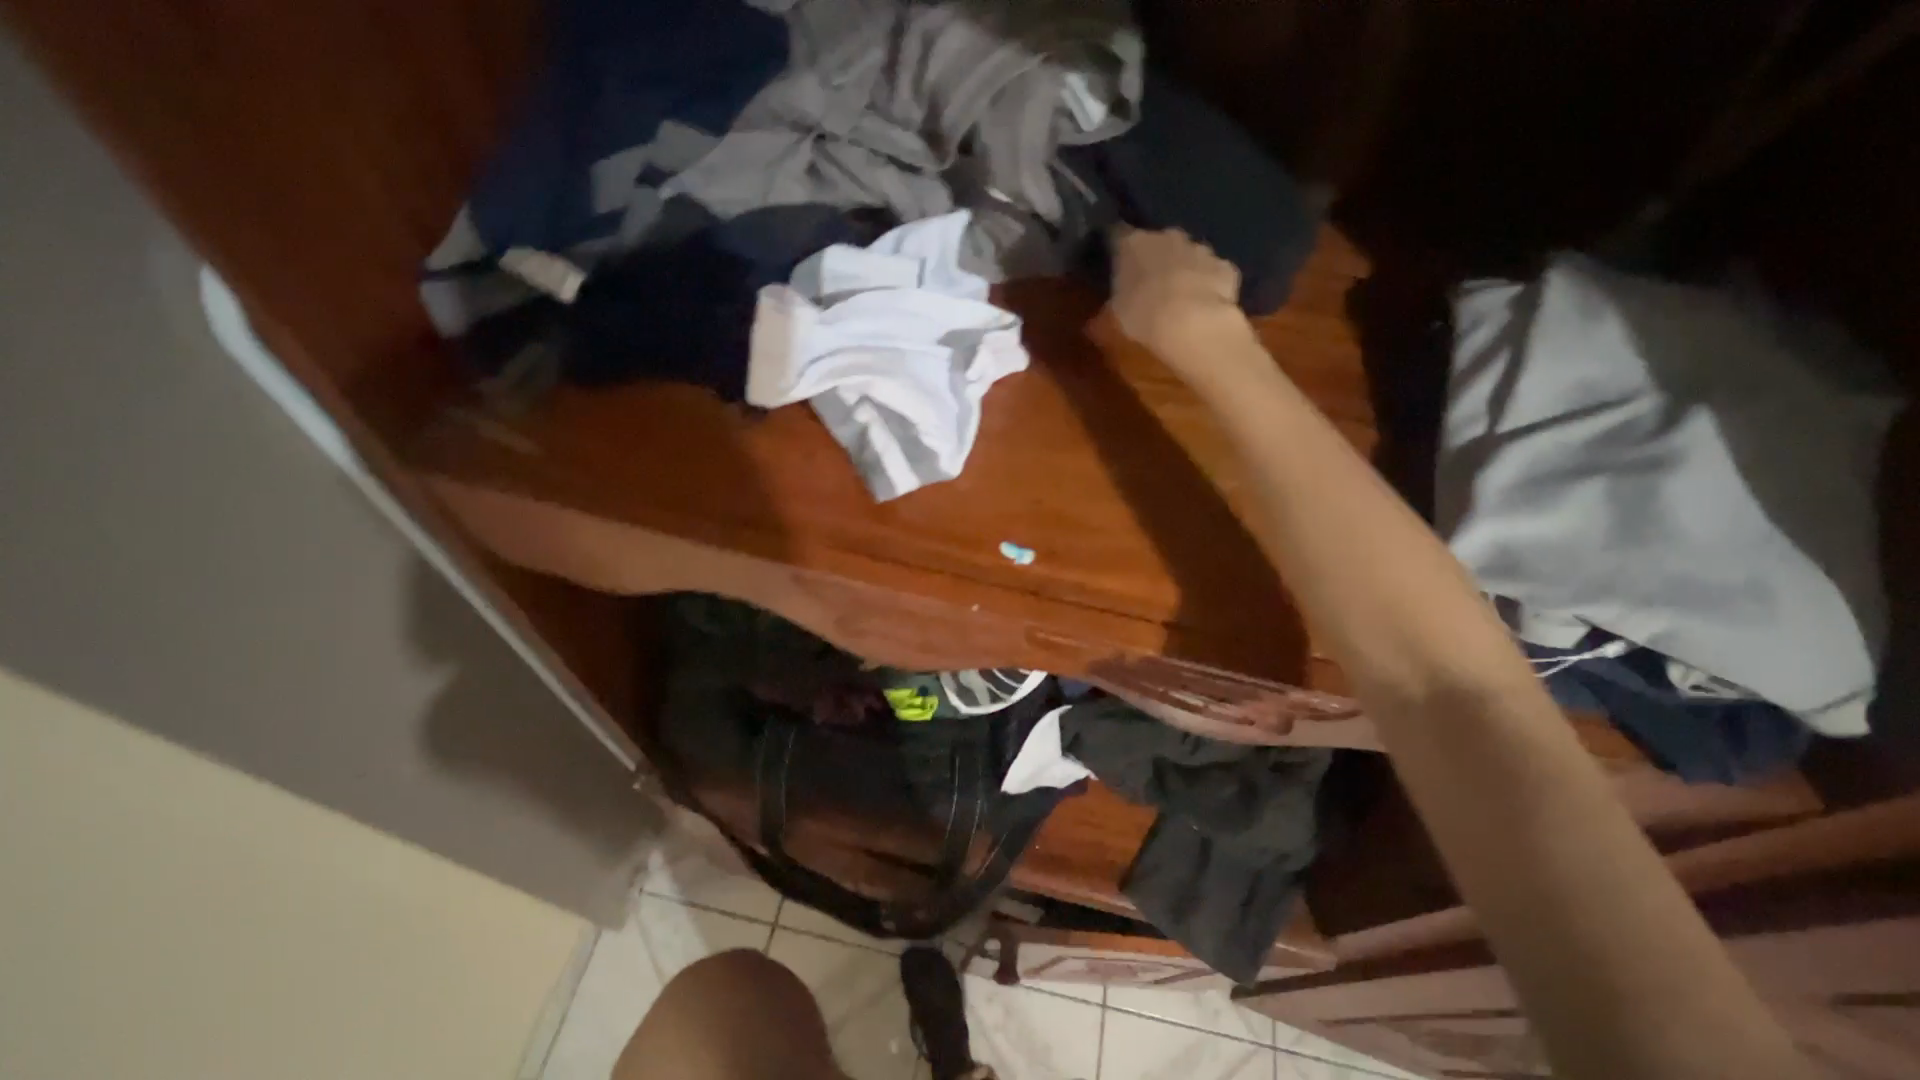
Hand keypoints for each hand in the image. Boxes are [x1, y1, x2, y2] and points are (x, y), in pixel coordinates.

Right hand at [1105, 226, 1246, 365]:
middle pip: (1156, 241)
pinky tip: (1206, 302)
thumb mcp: (1111, 321)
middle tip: (1148, 282)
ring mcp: (1200, 249)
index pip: (1116, 234)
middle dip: (1153, 257)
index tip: (1112, 259)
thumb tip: (1092, 322)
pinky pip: (1213, 272)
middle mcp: (1166, 236)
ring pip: (1188, 254)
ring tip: (1179, 294)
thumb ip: (1103, 313)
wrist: (1194, 325)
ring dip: (1183, 268)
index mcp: (1132, 243)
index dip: (1114, 246)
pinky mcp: (1225, 266)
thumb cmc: (1143, 317)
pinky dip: (1209, 282)